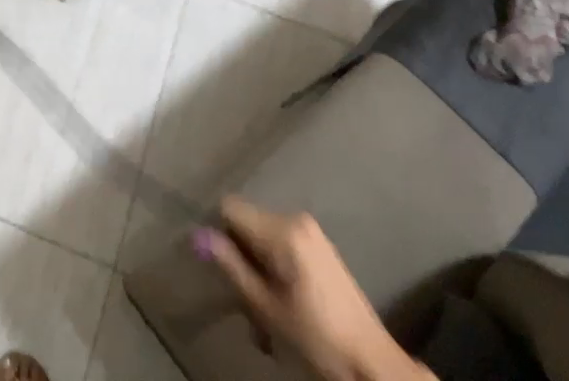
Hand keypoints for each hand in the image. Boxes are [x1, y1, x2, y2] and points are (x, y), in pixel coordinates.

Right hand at [193, 198, 431, 380]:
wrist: (369, 360)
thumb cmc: (314, 337)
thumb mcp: (264, 307)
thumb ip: (231, 266)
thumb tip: (198, 236)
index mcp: (283, 231)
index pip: (230, 208)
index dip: (216, 232)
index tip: (214, 265)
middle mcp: (296, 220)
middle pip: (246, 223)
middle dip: (237, 257)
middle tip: (243, 300)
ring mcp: (311, 232)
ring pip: (262, 237)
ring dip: (254, 269)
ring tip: (262, 311)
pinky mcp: (320, 247)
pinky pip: (281, 245)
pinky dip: (272, 269)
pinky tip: (279, 303)